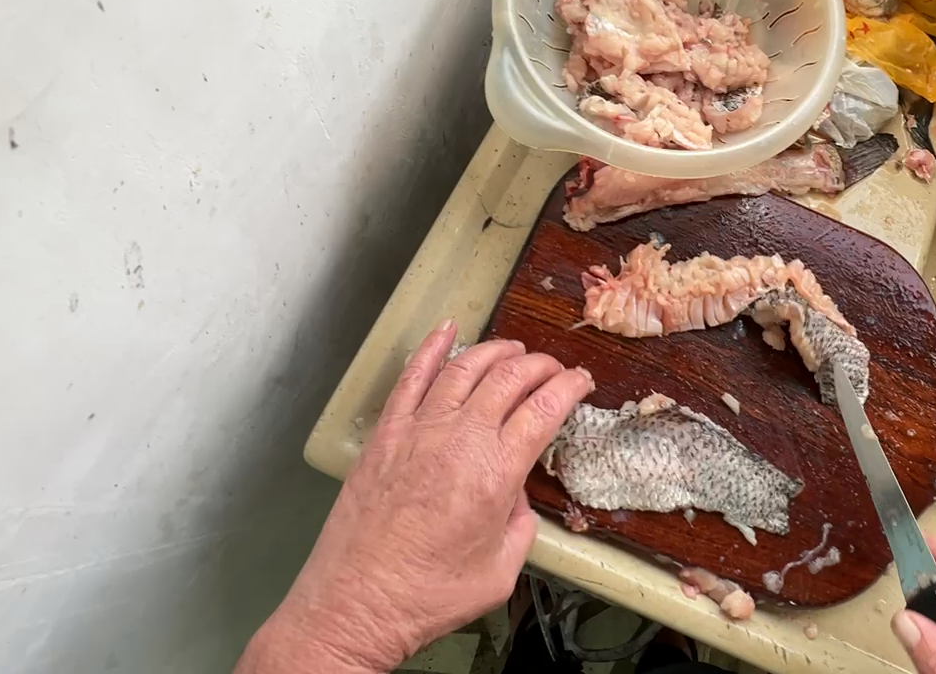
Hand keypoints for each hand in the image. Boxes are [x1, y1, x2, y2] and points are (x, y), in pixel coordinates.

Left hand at [238, 321, 592, 673]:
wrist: (354, 606)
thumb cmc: (428, 596)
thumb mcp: (501, 571)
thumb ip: (521, 524)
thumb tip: (515, 492)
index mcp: (497, 472)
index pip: (545, 408)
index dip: (570, 387)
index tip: (581, 380)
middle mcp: (462, 439)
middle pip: (511, 378)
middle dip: (541, 366)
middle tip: (553, 369)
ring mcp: (421, 429)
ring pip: (467, 368)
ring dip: (498, 351)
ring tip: (515, 350)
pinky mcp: (388, 433)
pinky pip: (412, 377)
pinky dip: (432, 348)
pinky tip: (448, 329)